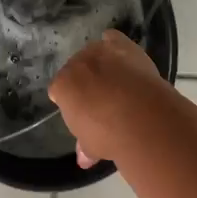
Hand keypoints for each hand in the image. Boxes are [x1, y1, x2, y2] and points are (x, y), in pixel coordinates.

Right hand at [48, 30, 170, 167]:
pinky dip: (114, 44)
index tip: (81, 114)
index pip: (58, 91)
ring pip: (94, 54)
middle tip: (99, 101)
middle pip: (76, 70)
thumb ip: (85, 147)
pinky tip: (121, 55)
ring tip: (115, 82)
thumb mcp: (92, 146)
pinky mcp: (121, 44)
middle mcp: (76, 64)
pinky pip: (112, 39)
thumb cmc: (107, 135)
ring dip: (100, 66)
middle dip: (85, 83)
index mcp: (62, 86)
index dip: (70, 103)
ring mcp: (98, 51)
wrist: (138, 115)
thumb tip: (83, 158)